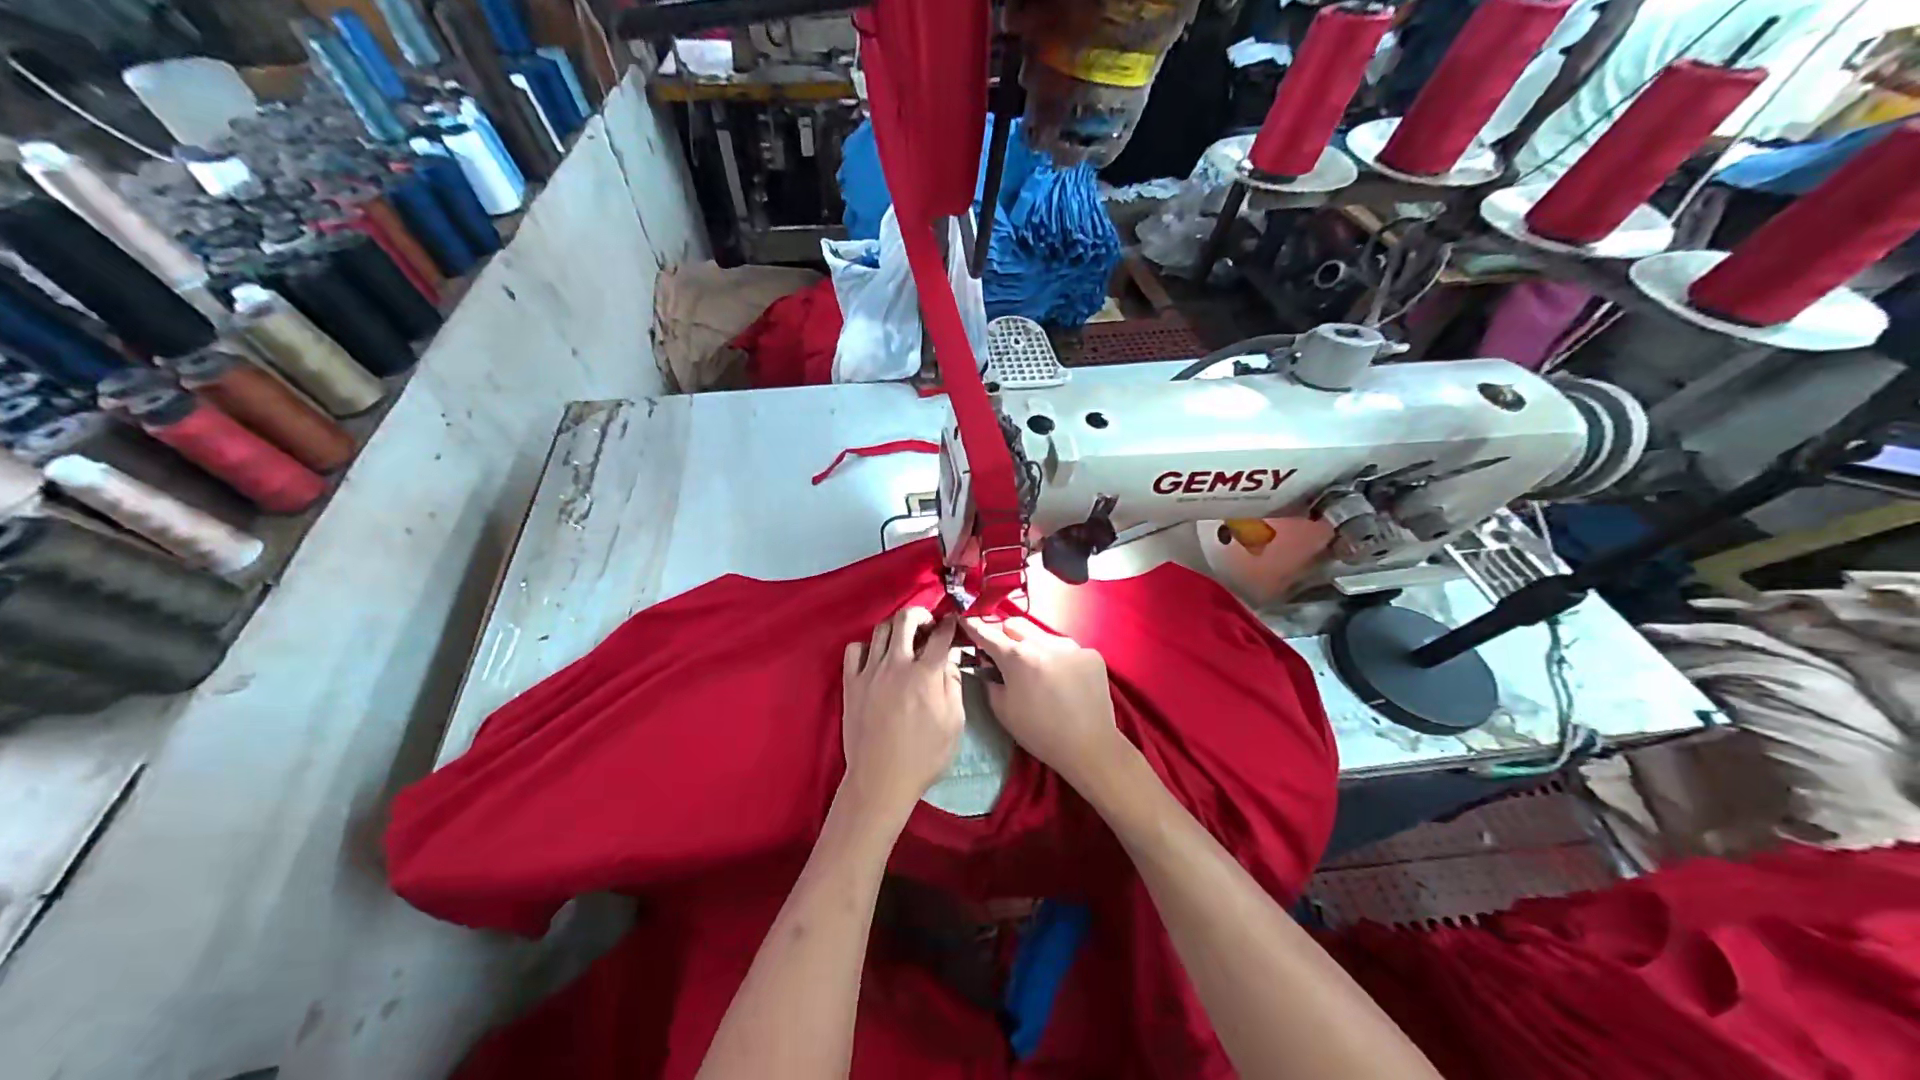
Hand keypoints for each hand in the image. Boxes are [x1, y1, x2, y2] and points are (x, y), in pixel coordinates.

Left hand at [840, 606, 964, 815]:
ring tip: (904, 640)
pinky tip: (876, 658)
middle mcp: (896, 664)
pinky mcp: (851, 683)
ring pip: (881, 629)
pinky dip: (867, 646)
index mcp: (925, 674)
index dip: (950, 623)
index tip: (953, 623)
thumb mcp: (954, 723)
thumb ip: (953, 685)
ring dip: (896, 628)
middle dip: (920, 614)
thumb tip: (949, 660)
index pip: (940, 634)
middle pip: (906, 619)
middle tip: (927, 626)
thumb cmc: (924, 755)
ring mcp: (870, 672)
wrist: (881, 779)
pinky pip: (854, 649)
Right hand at [963, 616, 1124, 790]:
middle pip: (1015, 625)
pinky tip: (1065, 682)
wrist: (1089, 746)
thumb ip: (990, 681)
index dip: (973, 627)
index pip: (988, 633)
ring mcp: (1072, 646)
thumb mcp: (1002, 710)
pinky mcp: (1091, 654)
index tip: (965, 620)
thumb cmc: (1039, 732)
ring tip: (1040, 673)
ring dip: (1035, 647)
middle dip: (1006, 635)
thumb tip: (988, 665)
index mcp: (1017, 657)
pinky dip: (1060, 659)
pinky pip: (1067, 649)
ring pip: (1043, 636)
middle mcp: (1044, 643)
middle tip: (1006, 656)